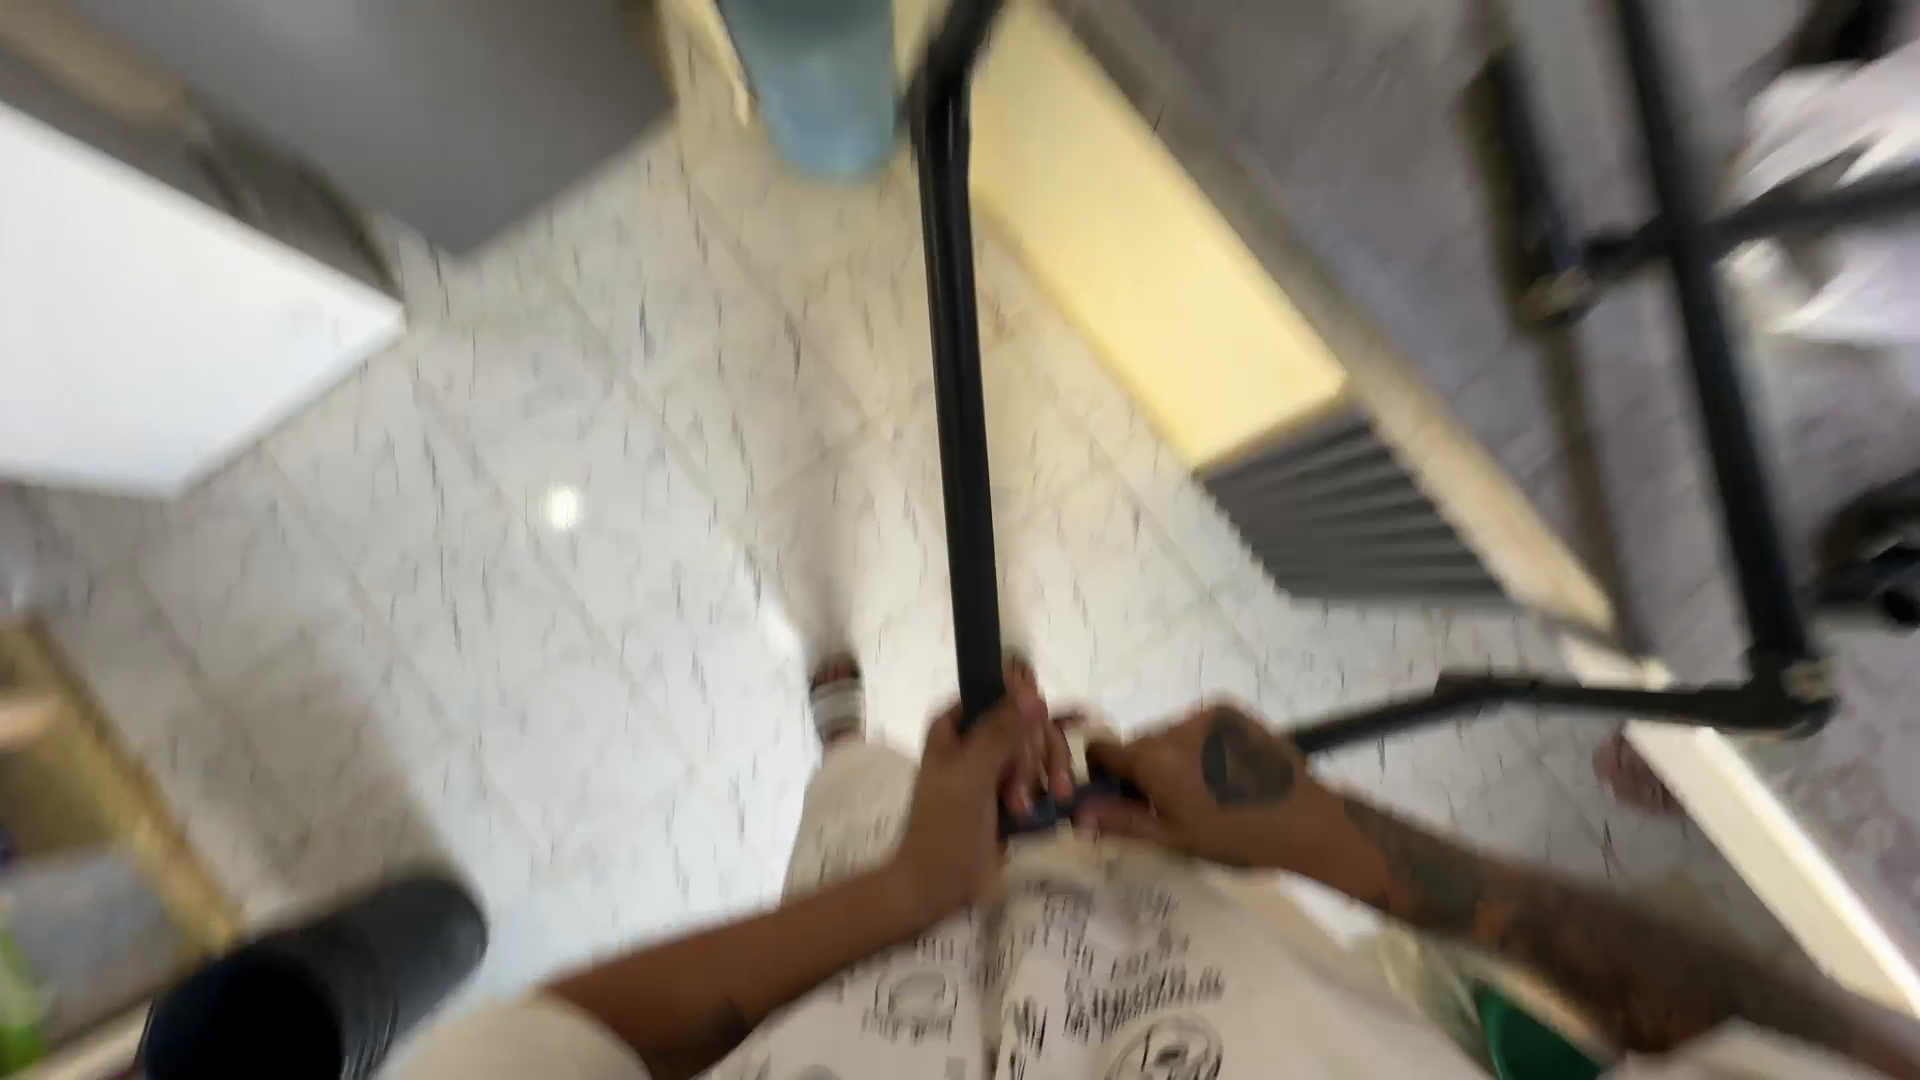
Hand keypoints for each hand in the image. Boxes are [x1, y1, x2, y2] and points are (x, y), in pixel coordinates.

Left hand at [890, 665, 1049, 917]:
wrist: (938, 887)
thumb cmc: (945, 828)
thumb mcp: (971, 775)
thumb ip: (1001, 731)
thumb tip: (1030, 690)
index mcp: (955, 722)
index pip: (1002, 691)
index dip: (1024, 711)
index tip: (1033, 738)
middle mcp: (976, 735)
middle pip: (1028, 719)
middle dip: (1034, 754)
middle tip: (1023, 790)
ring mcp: (996, 763)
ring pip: (1040, 745)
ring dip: (1045, 773)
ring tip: (1032, 808)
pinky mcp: (1013, 789)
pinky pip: (1044, 770)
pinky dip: (1053, 783)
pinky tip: (1059, 799)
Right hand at [1075, 704, 1345, 872]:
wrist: (1309, 822)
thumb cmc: (1236, 839)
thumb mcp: (1174, 839)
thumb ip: (1122, 822)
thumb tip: (1077, 816)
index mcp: (1153, 760)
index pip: (1101, 749)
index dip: (1104, 774)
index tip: (1125, 799)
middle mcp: (1172, 727)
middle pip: (1138, 744)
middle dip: (1144, 770)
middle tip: (1174, 804)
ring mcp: (1204, 714)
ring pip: (1167, 735)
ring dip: (1173, 757)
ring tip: (1208, 790)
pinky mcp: (1229, 710)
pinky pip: (1196, 724)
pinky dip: (1199, 744)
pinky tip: (1226, 771)